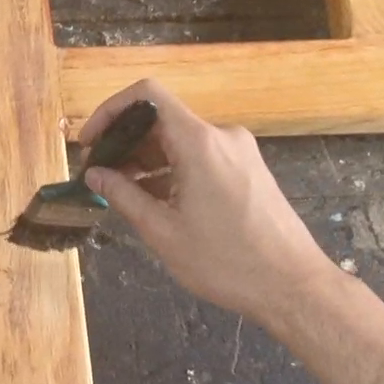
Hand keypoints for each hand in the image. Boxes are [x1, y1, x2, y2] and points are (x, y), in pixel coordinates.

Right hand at [81, 79, 332, 325]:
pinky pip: (198, 157)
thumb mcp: (162, 232)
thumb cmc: (225, 262)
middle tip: (97, 174)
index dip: (110, 111)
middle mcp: (221, 136)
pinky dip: (170, 170)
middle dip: (123, 142)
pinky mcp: (246, 169)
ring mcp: (238, 152)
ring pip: (178, 141)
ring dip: (145, 160)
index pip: (146, 96)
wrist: (294, 287)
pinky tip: (153, 200)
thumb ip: (123, 195)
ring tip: (120, 192)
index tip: (90, 143)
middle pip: (161, 119)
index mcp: (199, 143)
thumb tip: (95, 174)